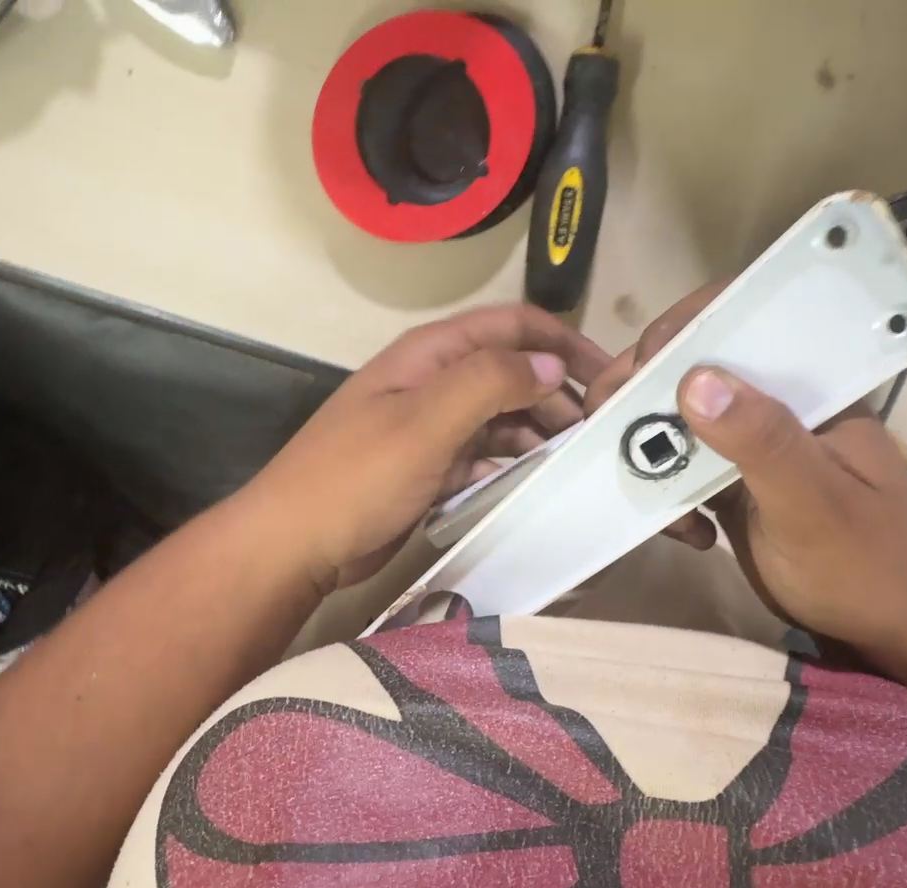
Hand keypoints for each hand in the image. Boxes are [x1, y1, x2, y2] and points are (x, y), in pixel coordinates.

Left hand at [239, 304, 613, 591]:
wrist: (298, 542)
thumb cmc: (359, 476)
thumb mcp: (426, 420)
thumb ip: (490, 382)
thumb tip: (550, 363)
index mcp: (430, 354)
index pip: (511, 326)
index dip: (562, 341)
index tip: (608, 376)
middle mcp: (434, 383)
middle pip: (511, 372)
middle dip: (556, 394)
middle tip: (597, 433)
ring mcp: (431, 429)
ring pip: (500, 418)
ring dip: (537, 433)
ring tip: (574, 460)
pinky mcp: (429, 470)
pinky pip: (482, 458)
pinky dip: (510, 465)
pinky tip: (533, 483)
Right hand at [601, 281, 906, 659]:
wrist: (883, 634)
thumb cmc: (864, 567)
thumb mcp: (815, 504)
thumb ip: (762, 441)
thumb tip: (693, 380)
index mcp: (815, 388)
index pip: (748, 323)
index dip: (687, 328)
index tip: (640, 365)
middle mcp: (780, 405)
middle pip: (699, 370)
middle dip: (644, 392)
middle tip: (597, 420)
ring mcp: (753, 446)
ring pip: (682, 421)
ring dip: (647, 449)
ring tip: (626, 482)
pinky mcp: (733, 485)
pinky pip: (682, 470)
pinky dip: (665, 494)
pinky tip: (682, 534)